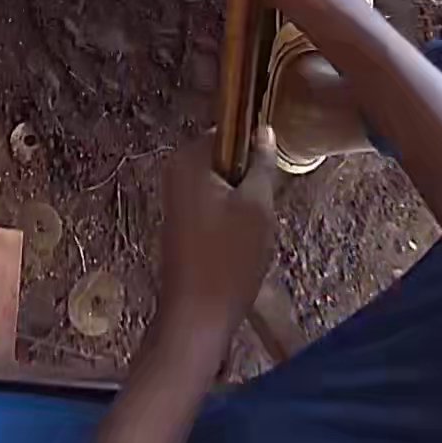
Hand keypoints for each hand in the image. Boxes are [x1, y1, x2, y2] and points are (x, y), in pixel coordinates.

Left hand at [155, 129, 279, 340]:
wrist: (197, 313)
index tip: (268, 178)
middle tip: (261, 209)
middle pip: (223, 158)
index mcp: (188, 158)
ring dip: (240, 199)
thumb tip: (264, 129)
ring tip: (251, 228)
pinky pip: (209, 199)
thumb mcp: (257, 206)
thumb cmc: (230, 257)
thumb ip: (262, 164)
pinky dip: (227, 213)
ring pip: (220, 181)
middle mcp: (175, 168)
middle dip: (246, 178)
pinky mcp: (178, 215)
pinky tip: (238, 241)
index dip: (252, 152)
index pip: (228, 133)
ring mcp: (173, 192)